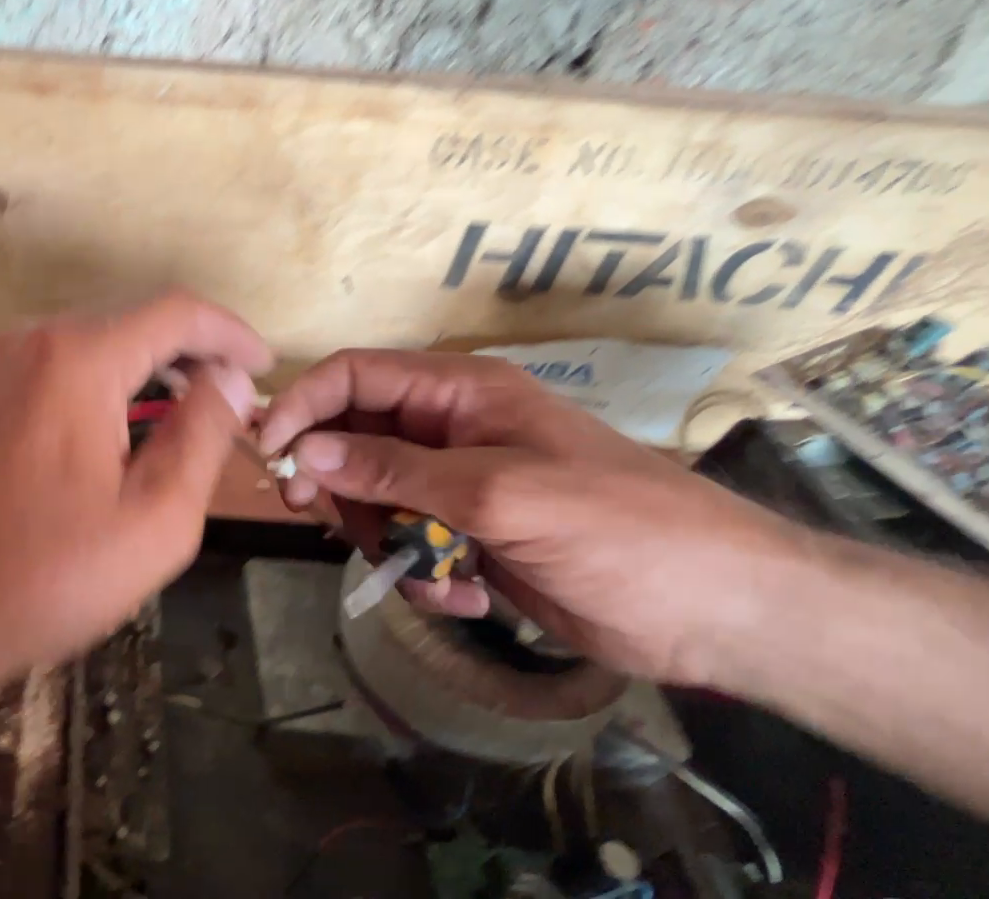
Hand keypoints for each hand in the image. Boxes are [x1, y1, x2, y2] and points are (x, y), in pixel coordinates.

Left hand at [0, 291, 271, 693]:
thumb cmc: (52, 578)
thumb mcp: (156, 516)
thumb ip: (202, 434)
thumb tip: (229, 378)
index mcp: (77, 358)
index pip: (175, 311)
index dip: (231, 333)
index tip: (265, 369)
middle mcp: (34, 340)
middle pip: (136, 318)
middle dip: (195, 351)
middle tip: (237, 400)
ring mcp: (4, 364)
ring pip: (101, 339)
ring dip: (154, 365)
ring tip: (198, 412)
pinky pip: (66, 364)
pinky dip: (111, 380)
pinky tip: (134, 421)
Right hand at [258, 349, 806, 685]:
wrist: (719, 612)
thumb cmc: (619, 528)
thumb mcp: (499, 492)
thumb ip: (397, 470)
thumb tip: (306, 450)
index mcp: (461, 394)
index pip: (355, 376)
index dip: (304, 405)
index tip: (270, 453)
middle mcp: (450, 432)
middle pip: (352, 439)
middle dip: (335, 482)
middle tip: (322, 518)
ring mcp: (457, 488)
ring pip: (372, 499)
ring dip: (382, 539)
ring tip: (424, 571)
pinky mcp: (468, 538)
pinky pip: (406, 546)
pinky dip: (421, 576)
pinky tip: (464, 598)